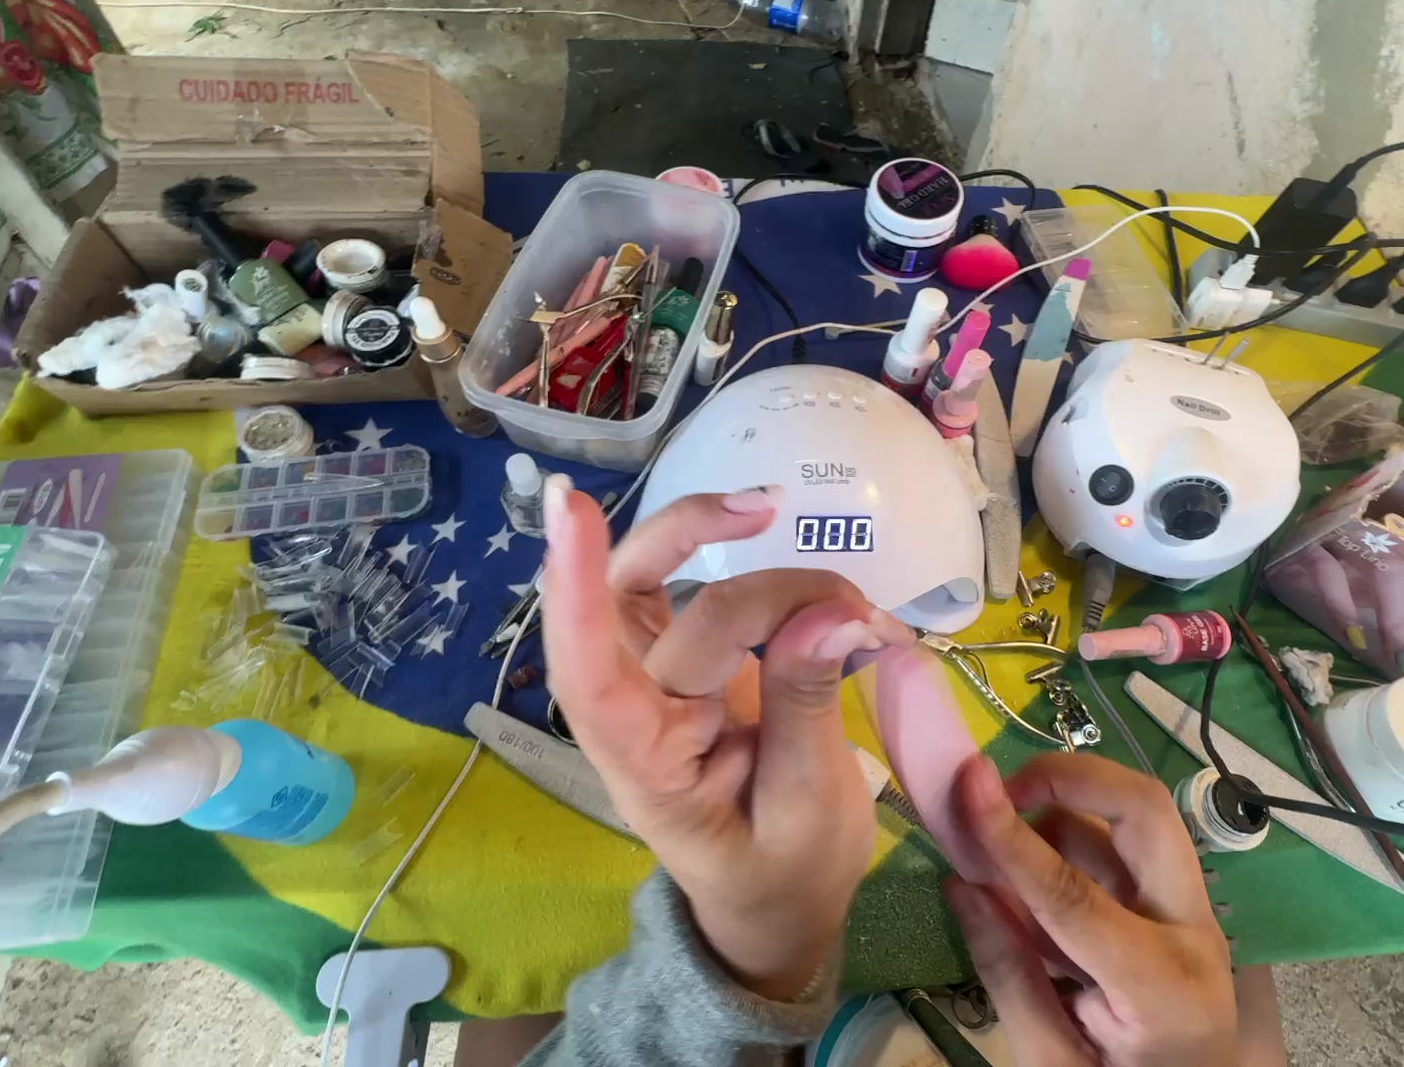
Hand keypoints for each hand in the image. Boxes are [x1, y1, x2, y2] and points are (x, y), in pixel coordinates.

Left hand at [540, 479, 914, 1000]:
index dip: (575, 591)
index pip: (590, 676)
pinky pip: (676, 582)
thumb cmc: (784, 874)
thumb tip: (833, 614)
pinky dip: (710, 543)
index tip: (570, 506)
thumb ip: (806, 706)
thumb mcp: (808, 808)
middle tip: (830, 579)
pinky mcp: (682, 655)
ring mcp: (652, 675)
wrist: (773, 897)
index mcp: (647, 764)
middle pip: (638, 602)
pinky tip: (760, 527)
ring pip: (640, 575)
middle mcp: (634, 709)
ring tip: (771, 508)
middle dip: (733, 570)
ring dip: (695, 527)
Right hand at [945, 754, 1237, 1065]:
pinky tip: (1024, 873)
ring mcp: (1188, 909)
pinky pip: (1112, 839)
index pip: (1073, 895)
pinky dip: (1059, 834)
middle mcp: (1191, 930)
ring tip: (996, 844)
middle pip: (1143, 809)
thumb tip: (958, 884)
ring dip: (1055, 811)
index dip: (1011, 837)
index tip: (967, 783)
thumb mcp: (1052, 1064)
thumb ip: (1006, 973)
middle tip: (1001, 786)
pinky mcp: (1171, 900)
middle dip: (1067, 777)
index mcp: (1164, 990)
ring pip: (1124, 816)